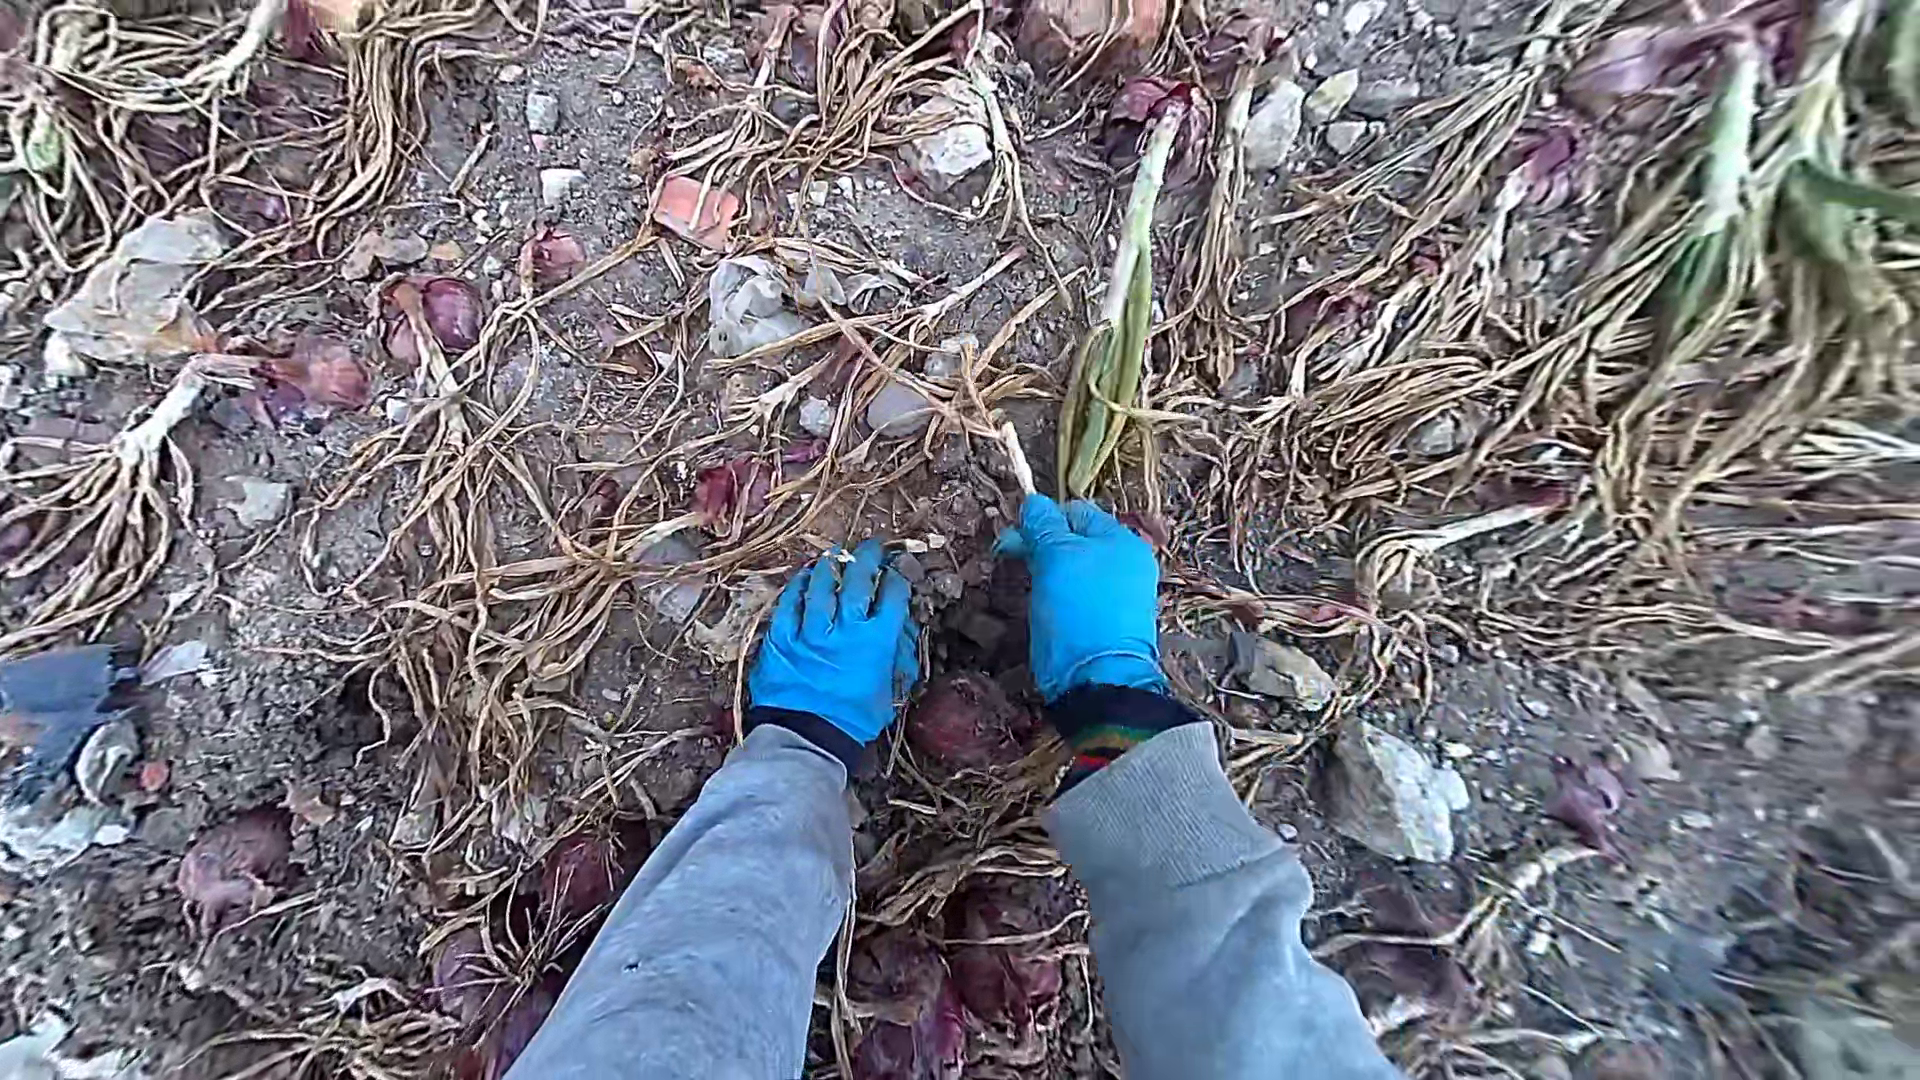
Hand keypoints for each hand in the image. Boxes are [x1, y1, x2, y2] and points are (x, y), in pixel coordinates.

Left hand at [749, 538, 918, 743]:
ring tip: (835, 555)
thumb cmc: (855, 718)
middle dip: (868, 558)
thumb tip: (904, 628)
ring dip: (830, 566)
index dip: (896, 579)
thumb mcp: (890, 689)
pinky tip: (805, 578)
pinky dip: (799, 588)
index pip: (892, 596)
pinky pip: (790, 604)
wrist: (809, 738)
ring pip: (822, 586)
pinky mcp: (783, 638)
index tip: (896, 573)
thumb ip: (899, 654)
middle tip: (871, 547)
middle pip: (858, 580)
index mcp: (877, 641)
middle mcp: (846, 629)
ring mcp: (811, 631)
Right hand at [994, 494, 1162, 701]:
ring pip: (1072, 567)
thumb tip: (1034, 502)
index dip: (1043, 520)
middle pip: (1073, 539)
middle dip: (1040, 545)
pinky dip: (1057, 592)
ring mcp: (1118, 593)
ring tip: (1028, 585)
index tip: (1015, 538)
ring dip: (1046, 569)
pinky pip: (1076, 592)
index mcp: (1121, 541)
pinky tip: (1044, 604)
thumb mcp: (1056, 558)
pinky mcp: (1106, 619)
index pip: (1075, 512)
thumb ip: (1044, 526)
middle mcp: (1124, 563)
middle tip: (1010, 557)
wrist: (1097, 679)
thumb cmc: (1077, 611)